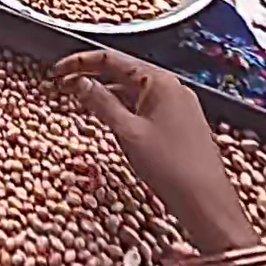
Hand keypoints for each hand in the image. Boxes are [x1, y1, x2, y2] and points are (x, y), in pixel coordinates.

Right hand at [52, 49, 258, 250]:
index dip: (80, 62)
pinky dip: (121, 106)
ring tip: (78, 99)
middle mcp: (170, 87)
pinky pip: (143, 105)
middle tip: (62, 84)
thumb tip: (78, 80)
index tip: (57, 71)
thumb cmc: (169, 167)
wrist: (209, 206)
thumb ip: (100, 102)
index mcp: (159, 81)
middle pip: (122, 71)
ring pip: (132, 89)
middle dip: (90, 76)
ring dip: (104, 92)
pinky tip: (107, 116)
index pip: (111, 59)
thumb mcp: (127, 131)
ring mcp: (177, 105)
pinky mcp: (179, 123)